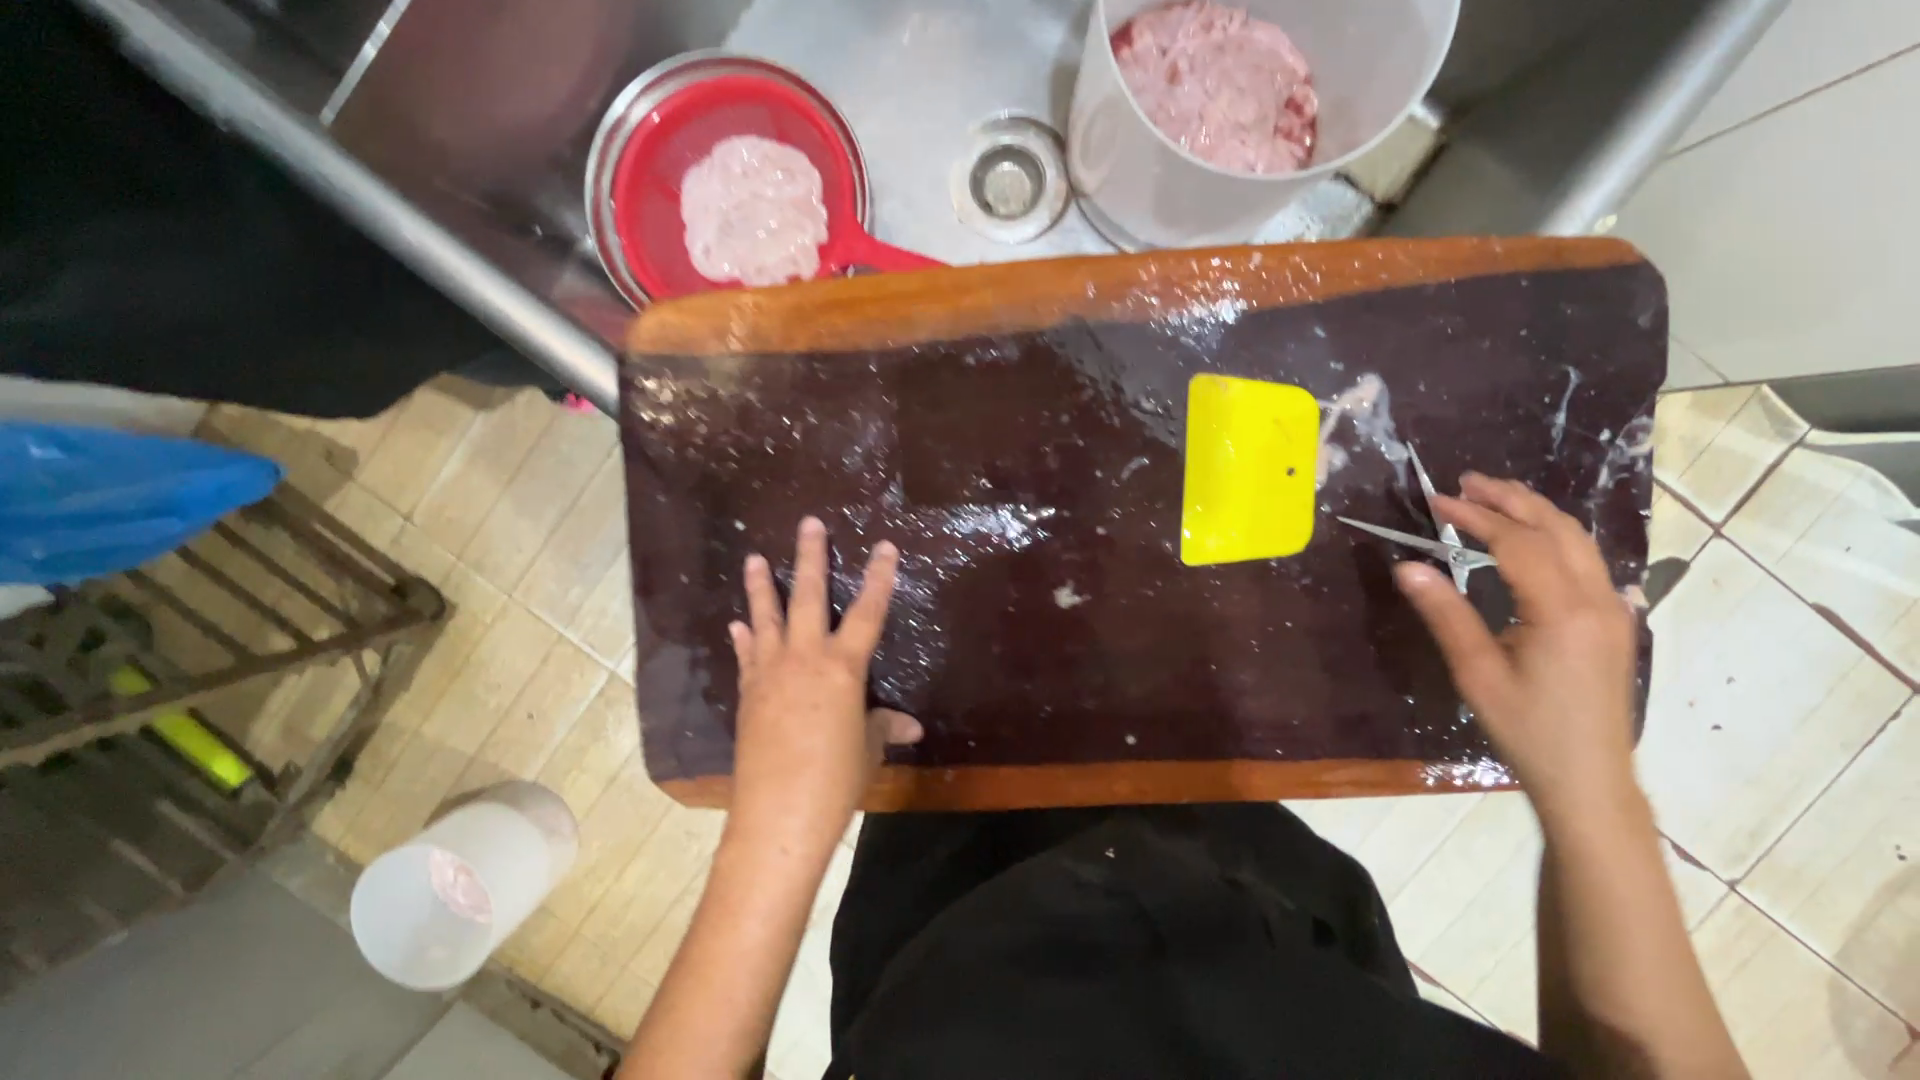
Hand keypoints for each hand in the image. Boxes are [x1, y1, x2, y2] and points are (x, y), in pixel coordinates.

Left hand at [727, 517, 921, 859]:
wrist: (778, 815)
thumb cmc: (835, 780)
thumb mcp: (867, 750)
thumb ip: (883, 727)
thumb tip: (909, 724)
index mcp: (842, 668)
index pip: (868, 612)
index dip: (879, 578)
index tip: (884, 546)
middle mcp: (804, 659)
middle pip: (808, 597)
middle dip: (811, 558)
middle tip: (809, 523)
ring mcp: (770, 674)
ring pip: (767, 618)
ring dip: (761, 587)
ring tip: (754, 557)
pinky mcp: (748, 695)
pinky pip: (746, 656)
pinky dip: (743, 637)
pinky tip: (738, 623)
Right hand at [1394, 474, 1640, 823]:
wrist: (1589, 778)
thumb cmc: (1527, 729)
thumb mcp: (1476, 673)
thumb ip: (1446, 614)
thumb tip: (1408, 567)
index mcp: (1562, 611)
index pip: (1517, 542)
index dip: (1476, 516)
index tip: (1437, 502)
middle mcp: (1597, 600)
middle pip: (1557, 529)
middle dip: (1512, 499)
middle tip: (1468, 482)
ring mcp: (1613, 611)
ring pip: (1580, 542)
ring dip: (1537, 513)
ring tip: (1496, 499)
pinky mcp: (1616, 623)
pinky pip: (1590, 562)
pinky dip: (1558, 537)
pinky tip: (1536, 541)